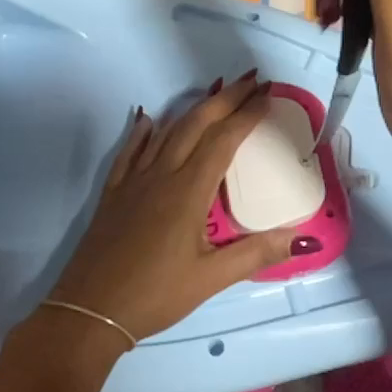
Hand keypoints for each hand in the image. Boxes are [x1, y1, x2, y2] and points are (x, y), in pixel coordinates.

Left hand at [44, 74, 301, 342]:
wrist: (89, 311)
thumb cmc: (155, 295)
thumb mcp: (211, 279)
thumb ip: (256, 254)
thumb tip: (302, 237)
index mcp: (188, 191)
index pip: (224, 140)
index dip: (248, 114)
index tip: (269, 94)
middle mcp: (161, 175)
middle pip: (196, 124)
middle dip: (225, 98)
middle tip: (251, 79)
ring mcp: (133, 181)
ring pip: (166, 131)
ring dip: (194, 108)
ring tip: (216, 93)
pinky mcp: (113, 194)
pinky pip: (131, 150)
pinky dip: (144, 130)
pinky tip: (149, 119)